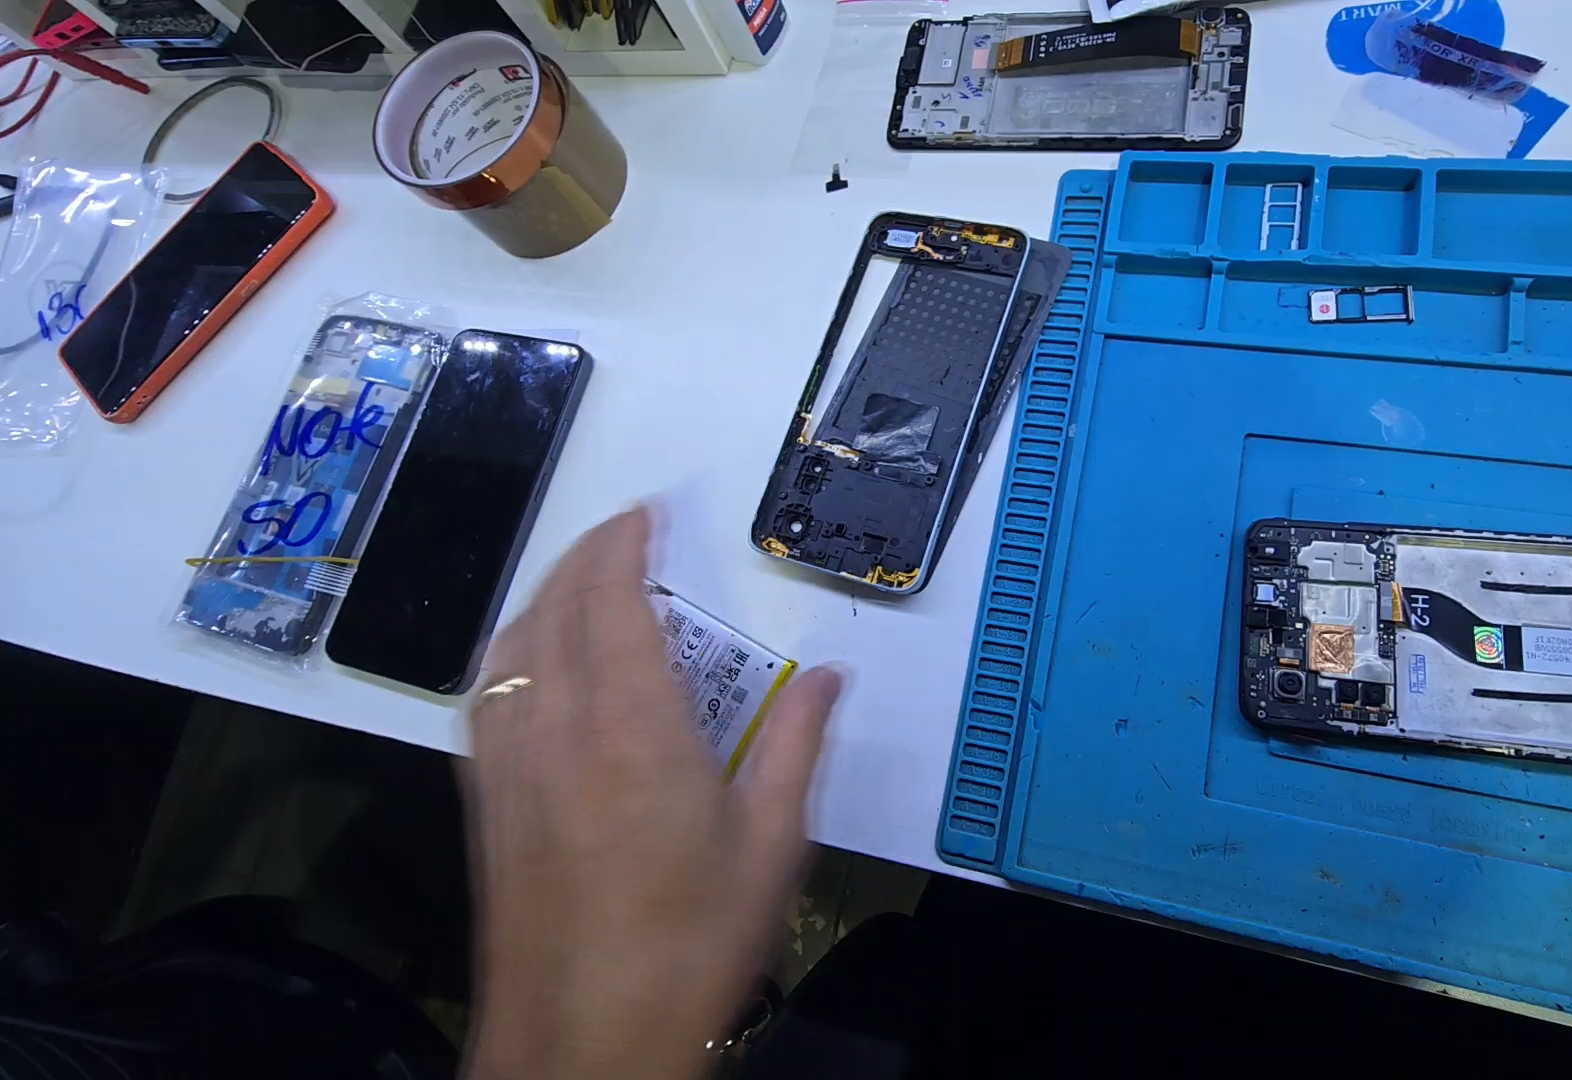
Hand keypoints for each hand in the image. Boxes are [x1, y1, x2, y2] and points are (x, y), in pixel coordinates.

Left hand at [460, 506, 842, 1079]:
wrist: (587, 1045)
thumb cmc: (693, 943)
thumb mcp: (773, 842)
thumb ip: (798, 743)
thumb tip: (830, 678)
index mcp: (639, 738)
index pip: (619, 610)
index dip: (626, 549)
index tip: (645, 514)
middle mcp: (563, 738)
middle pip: (557, 613)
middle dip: (586, 554)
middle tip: (622, 527)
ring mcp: (514, 770)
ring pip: (509, 648)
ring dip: (542, 591)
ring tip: (580, 572)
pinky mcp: (490, 803)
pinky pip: (487, 696)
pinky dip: (511, 647)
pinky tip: (532, 652)